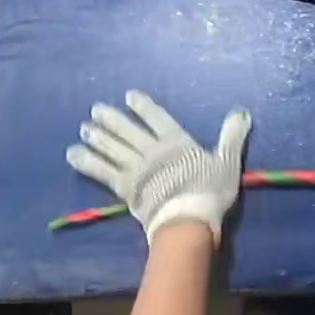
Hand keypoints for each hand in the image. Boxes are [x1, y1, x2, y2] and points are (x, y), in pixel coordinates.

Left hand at [66, 91, 250, 242]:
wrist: (189, 219)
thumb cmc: (211, 192)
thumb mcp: (227, 162)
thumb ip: (232, 137)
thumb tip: (242, 112)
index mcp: (177, 143)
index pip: (158, 119)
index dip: (144, 108)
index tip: (130, 96)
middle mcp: (153, 151)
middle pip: (129, 131)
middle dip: (113, 120)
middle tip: (95, 110)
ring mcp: (136, 168)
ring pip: (113, 148)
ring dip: (98, 137)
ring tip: (83, 128)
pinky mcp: (125, 186)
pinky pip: (102, 171)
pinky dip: (87, 162)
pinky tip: (73, 155)